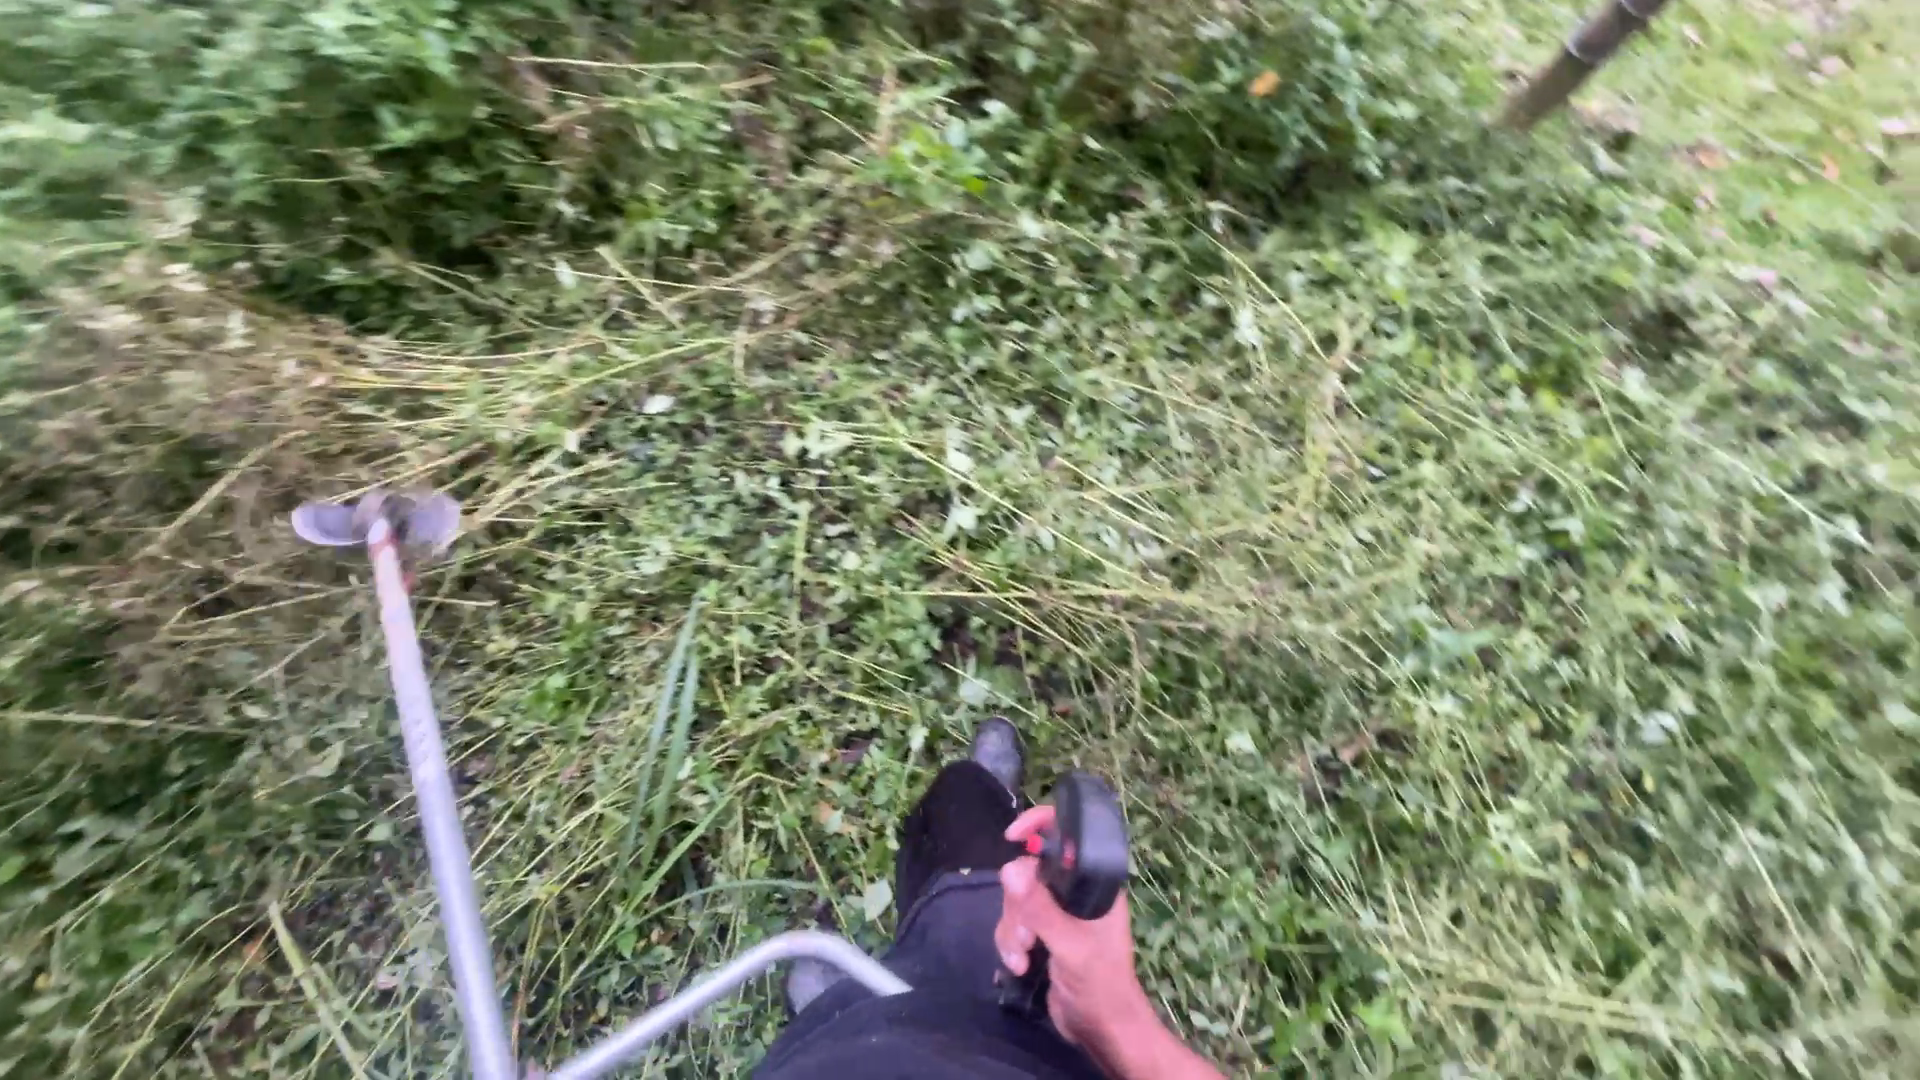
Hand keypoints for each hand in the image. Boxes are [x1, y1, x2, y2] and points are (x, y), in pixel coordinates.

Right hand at [992, 805, 1148, 1046]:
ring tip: (1022, 957)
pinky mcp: (1041, 933)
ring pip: (1016, 899)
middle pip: (1029, 870)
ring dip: (1012, 929)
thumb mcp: (1069, 944)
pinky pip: (1012, 922)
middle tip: (1026, 934)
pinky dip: (1010, 943)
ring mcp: (1056, 912)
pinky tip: (1019, 965)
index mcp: (1093, 881)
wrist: (1100, 1029)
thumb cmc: (1099, 981)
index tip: (1013, 835)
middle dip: (1018, 903)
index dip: (1040, 825)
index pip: (1067, 835)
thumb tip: (1009, 868)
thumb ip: (1039, 907)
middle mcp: (1074, 891)